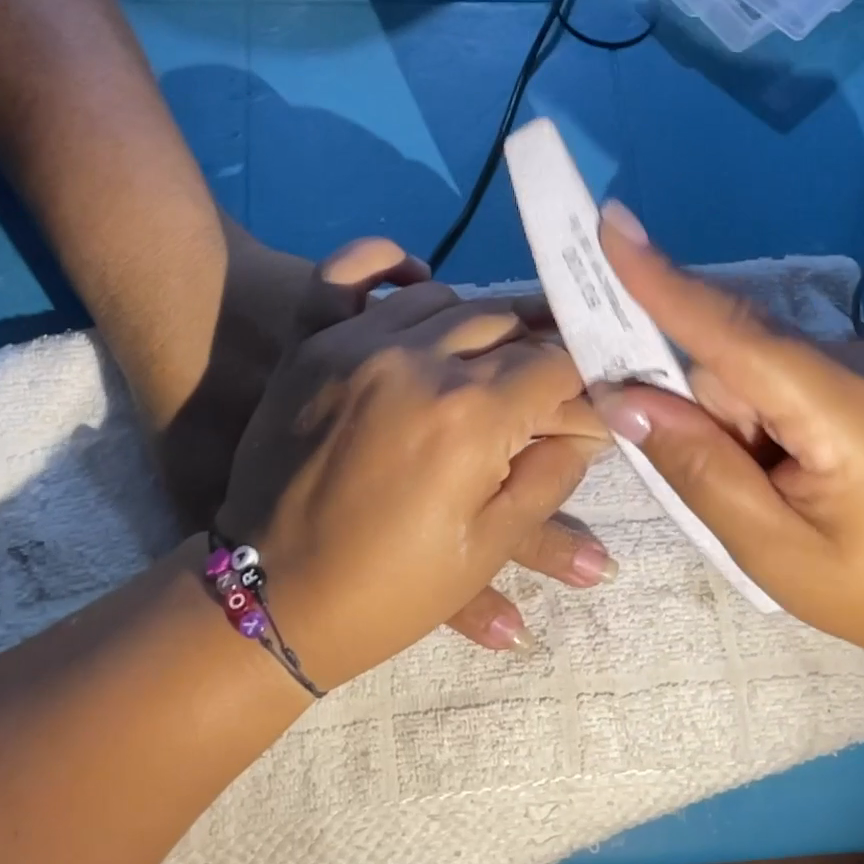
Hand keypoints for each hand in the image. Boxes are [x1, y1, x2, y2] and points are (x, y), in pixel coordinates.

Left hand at [215, 286, 609, 688]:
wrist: (270, 597)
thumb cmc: (387, 591)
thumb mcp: (486, 550)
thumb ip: (548, 475)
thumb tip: (588, 423)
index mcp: (470, 417)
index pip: (555, 365)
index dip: (587, 380)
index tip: (594, 398)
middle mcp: (418, 361)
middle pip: (506, 321)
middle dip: (541, 347)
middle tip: (549, 380)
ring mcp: (356, 344)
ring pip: (445, 297)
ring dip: (480, 321)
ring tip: (492, 355)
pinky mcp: (310, 345)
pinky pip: (349, 274)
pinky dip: (388, 265)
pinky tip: (416, 281)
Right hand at [586, 202, 863, 676]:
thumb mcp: (773, 552)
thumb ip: (697, 470)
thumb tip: (619, 399)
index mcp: (855, 415)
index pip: (741, 336)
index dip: (667, 285)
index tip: (611, 226)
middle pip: (731, 359)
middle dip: (700, 413)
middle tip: (730, 487)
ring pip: (745, 369)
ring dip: (729, 423)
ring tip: (768, 488)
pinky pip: (770, 373)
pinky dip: (753, 416)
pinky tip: (784, 465)